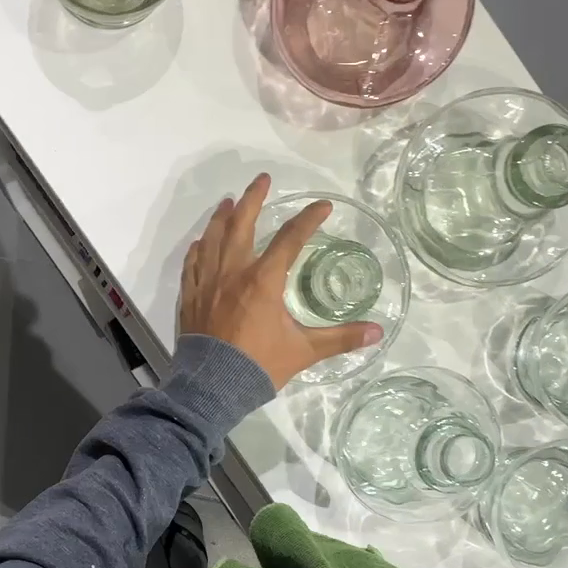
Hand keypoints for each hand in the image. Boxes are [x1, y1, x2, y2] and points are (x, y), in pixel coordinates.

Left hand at [178, 174, 381, 389]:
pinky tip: (201, 242)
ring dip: (221, 219)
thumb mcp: (304, 352)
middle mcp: (232, 273)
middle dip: (253, 199)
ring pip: (212, 240)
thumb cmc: (259, 366)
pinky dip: (198, 250)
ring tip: (228, 203)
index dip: (308, 220)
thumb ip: (340, 338)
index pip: (290, 239)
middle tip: (262, 180)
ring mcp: (206, 284)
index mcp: (262, 280)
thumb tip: (377, 332)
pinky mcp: (190, 298)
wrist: (211, 387)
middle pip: (241, 225)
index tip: (323, 207)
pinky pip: (191, 266)